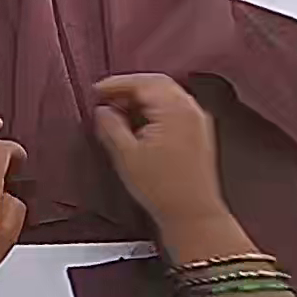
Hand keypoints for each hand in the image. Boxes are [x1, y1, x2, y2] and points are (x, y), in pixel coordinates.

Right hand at [92, 73, 231, 232]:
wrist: (192, 214)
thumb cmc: (163, 189)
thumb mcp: (125, 155)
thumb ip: (110, 126)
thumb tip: (102, 111)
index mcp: (174, 109)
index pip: (142, 82)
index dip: (116, 84)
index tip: (97, 90)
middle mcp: (190, 110)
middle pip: (156, 84)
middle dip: (128, 88)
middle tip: (105, 98)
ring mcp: (198, 121)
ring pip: (166, 95)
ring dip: (141, 98)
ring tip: (118, 112)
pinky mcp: (198, 133)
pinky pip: (174, 108)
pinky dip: (153, 109)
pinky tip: (138, 124)